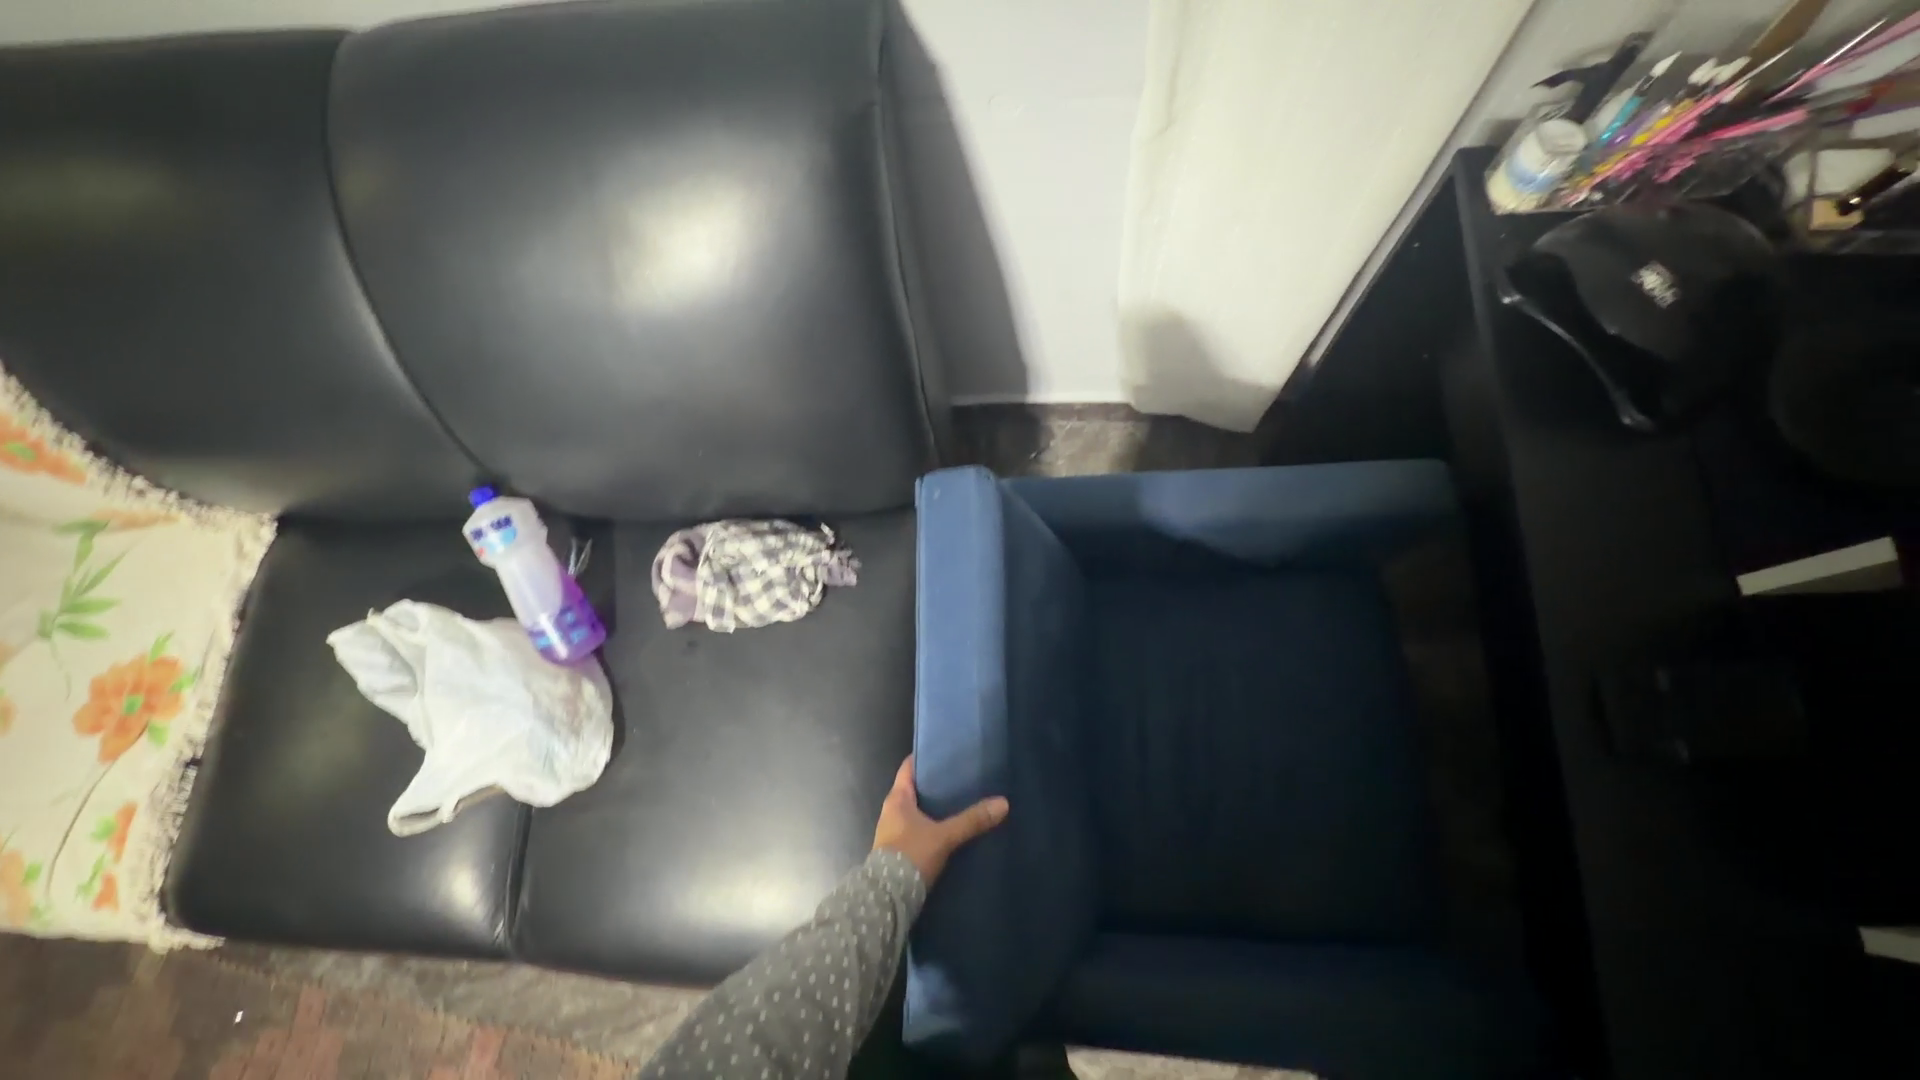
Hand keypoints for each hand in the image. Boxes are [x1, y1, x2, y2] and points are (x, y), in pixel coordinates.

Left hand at [872, 755, 1009, 885]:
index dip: (925, 758)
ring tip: (962, 803)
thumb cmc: (910, 856)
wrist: (888, 898)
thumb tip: (1003, 803)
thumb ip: (971, 820)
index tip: (946, 752)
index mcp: (897, 799)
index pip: (909, 768)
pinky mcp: (899, 850)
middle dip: (936, 785)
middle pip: (915, 789)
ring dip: (935, 808)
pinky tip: (952, 830)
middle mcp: (892, 811)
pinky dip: (933, 826)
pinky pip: (918, 829)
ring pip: (917, 811)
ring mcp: (894, 832)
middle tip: (963, 778)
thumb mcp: (944, 837)